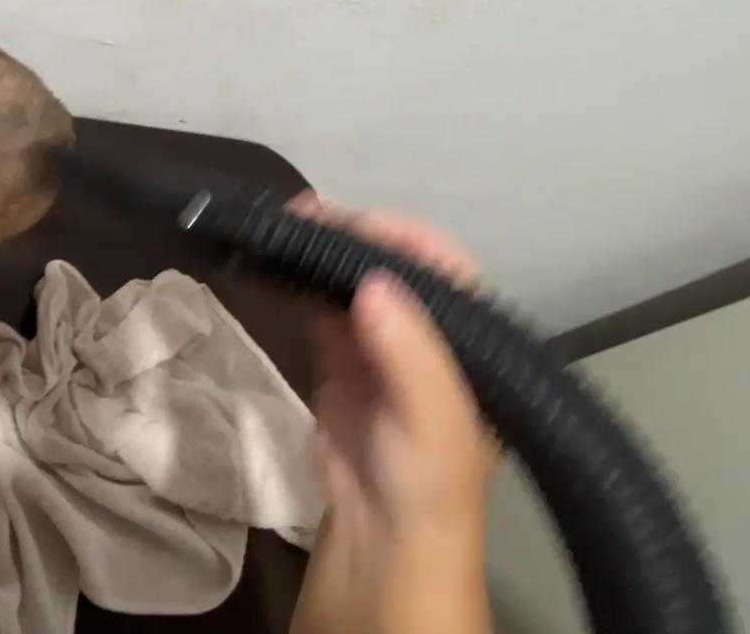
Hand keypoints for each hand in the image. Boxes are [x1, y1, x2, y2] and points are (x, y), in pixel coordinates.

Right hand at [291, 196, 497, 633]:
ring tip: (283, 227)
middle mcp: (428, 337)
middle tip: (301, 213)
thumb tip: (374, 283)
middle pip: (392, 265)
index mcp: (469, 344)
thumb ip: (413, 357)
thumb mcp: (435, 426)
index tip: (343, 218)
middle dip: (350, 233)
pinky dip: (302, 282)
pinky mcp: (341, 361)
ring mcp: (382, 348)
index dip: (398, 235)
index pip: (442, 268)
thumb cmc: (426, 485)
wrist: (379, 538)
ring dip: (321, 252)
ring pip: (353, 281)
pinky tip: (280, 264)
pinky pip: (322, 308)